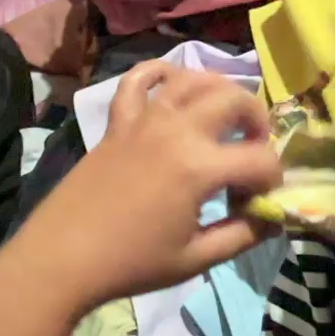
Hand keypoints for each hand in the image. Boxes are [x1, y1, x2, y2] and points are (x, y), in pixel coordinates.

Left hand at [0, 62, 283, 320]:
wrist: (61, 258)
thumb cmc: (131, 263)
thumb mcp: (195, 259)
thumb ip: (242, 235)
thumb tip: (273, 218)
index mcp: (200, 167)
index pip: (261, 159)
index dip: (273, 179)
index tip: (261, 200)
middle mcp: (177, 130)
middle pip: (236, 100)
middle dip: (257, 121)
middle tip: (254, 149)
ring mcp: (145, 119)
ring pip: (193, 79)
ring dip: (219, 90)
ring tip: (225, 116)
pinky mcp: (118, 121)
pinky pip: (139, 80)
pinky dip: (159, 72)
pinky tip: (172, 82)